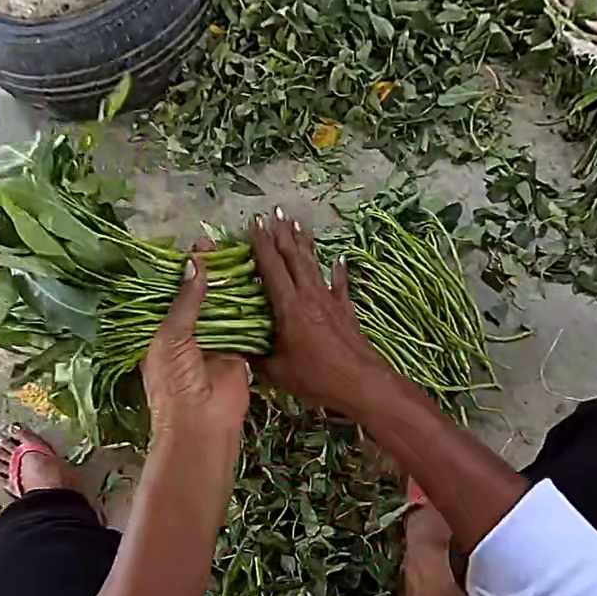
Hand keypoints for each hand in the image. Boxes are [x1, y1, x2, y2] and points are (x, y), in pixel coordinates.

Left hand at [141, 249, 249, 447]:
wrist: (201, 423)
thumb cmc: (175, 382)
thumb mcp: (171, 337)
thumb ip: (186, 301)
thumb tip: (194, 263)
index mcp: (164, 330)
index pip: (175, 292)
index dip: (187, 270)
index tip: (202, 246)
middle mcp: (190, 333)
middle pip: (203, 297)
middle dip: (214, 275)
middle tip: (230, 247)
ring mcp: (217, 342)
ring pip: (227, 308)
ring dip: (236, 288)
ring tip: (249, 259)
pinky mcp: (240, 352)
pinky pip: (248, 326)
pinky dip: (255, 309)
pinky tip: (263, 285)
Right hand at [248, 212, 398, 417]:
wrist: (360, 382)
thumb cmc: (316, 378)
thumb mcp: (277, 371)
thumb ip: (256, 358)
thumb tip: (235, 349)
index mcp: (289, 307)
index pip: (272, 268)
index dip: (262, 245)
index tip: (253, 225)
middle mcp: (310, 297)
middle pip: (294, 258)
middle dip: (282, 234)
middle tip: (273, 213)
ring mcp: (330, 301)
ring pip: (314, 265)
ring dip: (304, 244)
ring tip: (297, 224)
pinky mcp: (345, 311)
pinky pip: (340, 284)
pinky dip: (338, 270)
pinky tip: (339, 258)